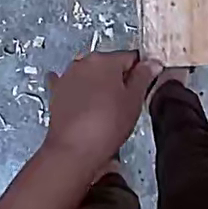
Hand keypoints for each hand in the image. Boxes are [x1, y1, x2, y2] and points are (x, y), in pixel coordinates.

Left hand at [43, 51, 162, 167]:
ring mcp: (68, 77)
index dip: (141, 73)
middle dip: (119, 79)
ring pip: (91, 75)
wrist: (73, 151)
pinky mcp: (56, 93)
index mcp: (106, 60)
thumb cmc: (105, 125)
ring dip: (99, 85)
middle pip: (110, 65)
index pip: (132, 57)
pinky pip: (72, 86)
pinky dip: (79, 92)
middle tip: (126, 101)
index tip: (143, 87)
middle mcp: (84, 62)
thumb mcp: (134, 100)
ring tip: (106, 109)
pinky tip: (84, 102)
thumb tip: (151, 64)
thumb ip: (144, 77)